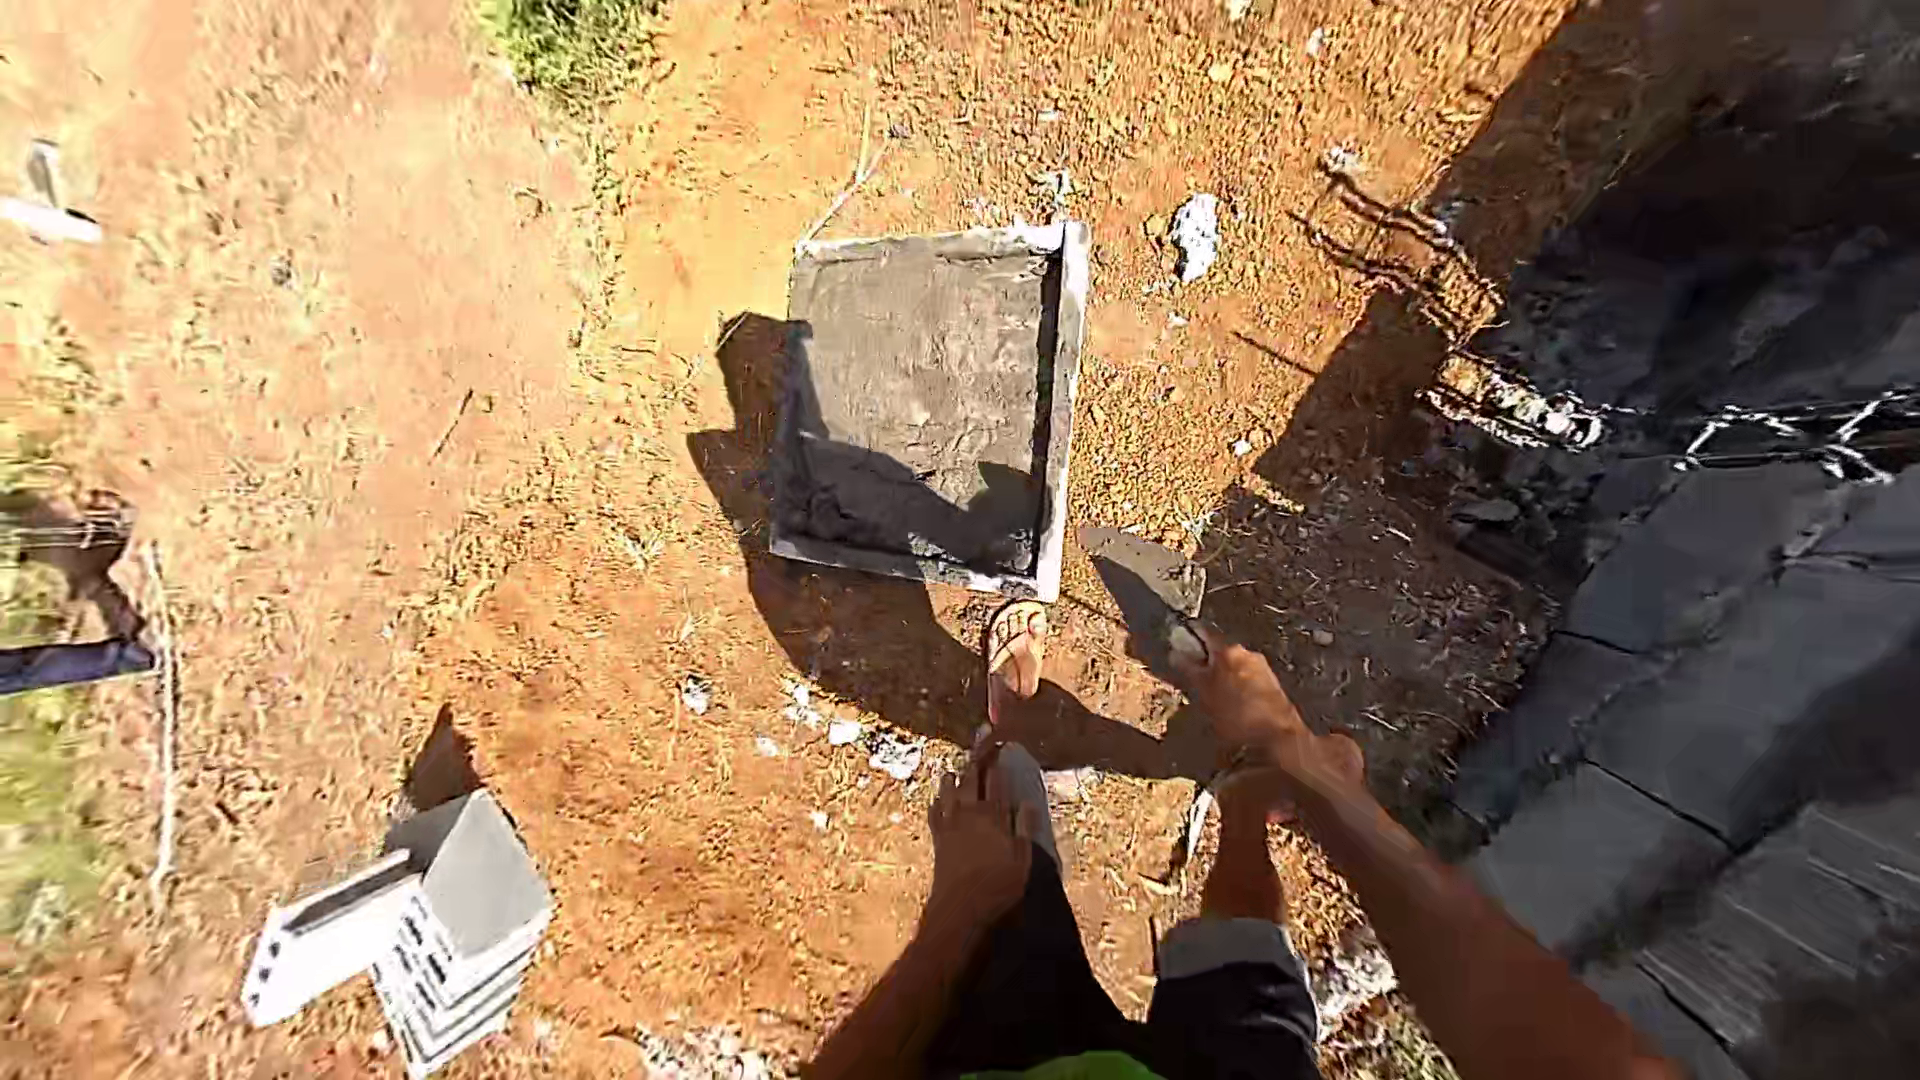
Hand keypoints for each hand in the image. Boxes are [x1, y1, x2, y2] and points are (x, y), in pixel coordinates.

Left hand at [923, 746, 1035, 930]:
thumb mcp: (1023, 860)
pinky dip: (936, 803)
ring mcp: (951, 824)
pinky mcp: (938, 839)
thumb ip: (1025, 828)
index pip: (997, 781)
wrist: (960, 910)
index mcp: (994, 815)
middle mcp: (970, 812)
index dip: (998, 762)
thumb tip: (1029, 802)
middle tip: (978, 742)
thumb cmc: (998, 887)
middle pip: (972, 779)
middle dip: (976, 759)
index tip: (1000, 745)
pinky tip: (935, 800)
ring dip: (952, 778)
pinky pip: (935, 814)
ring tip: (952, 769)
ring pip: (950, 792)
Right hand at [1174, 623, 1366, 805]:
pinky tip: (1230, 704)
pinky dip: (1235, 685)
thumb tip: (1176, 652)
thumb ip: (1190, 669)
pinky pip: (1246, 677)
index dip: (1188, 642)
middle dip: (1205, 662)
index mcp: (1229, 650)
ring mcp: (1263, 668)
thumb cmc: (1236, 716)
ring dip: (1221, 675)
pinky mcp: (1273, 684)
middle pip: (1219, 650)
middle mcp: (1248, 653)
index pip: (1203, 634)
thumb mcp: (1204, 693)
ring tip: (1210, 696)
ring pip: (1233, 665)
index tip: (1177, 654)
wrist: (1279, 742)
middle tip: (1192, 680)